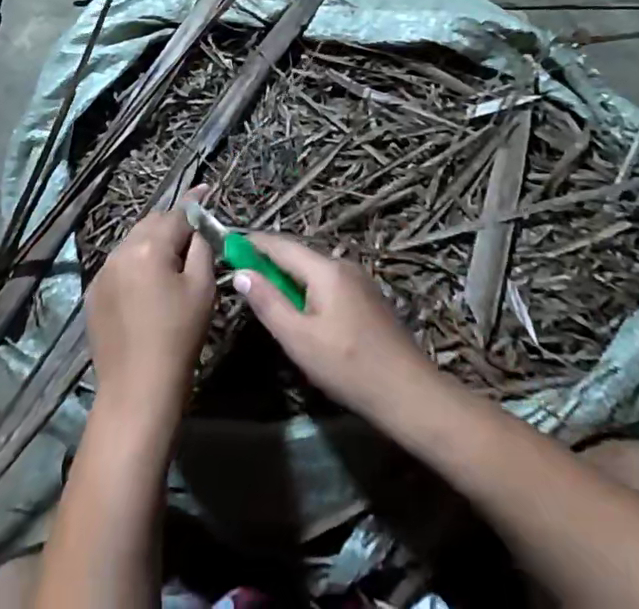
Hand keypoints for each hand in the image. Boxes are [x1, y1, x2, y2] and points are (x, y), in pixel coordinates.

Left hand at [86, 197, 216, 426]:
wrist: (137, 388)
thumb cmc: (179, 338)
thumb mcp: (201, 290)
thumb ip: (201, 249)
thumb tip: (200, 228)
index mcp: (147, 247)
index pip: (176, 214)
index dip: (194, 203)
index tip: (206, 189)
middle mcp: (119, 251)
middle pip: (150, 225)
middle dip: (172, 224)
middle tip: (194, 232)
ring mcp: (102, 273)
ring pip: (132, 244)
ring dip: (152, 244)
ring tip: (173, 259)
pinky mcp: (93, 294)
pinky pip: (119, 267)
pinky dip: (136, 266)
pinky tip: (148, 286)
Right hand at [234, 234, 437, 416]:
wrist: (411, 395)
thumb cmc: (348, 366)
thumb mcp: (298, 338)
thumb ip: (267, 302)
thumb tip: (241, 272)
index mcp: (326, 270)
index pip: (280, 245)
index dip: (252, 243)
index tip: (228, 245)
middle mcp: (344, 266)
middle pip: (298, 255)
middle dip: (268, 261)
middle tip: (241, 272)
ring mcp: (360, 282)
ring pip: (313, 271)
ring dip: (288, 277)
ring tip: (266, 293)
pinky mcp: (369, 300)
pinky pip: (328, 284)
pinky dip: (307, 289)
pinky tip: (300, 311)